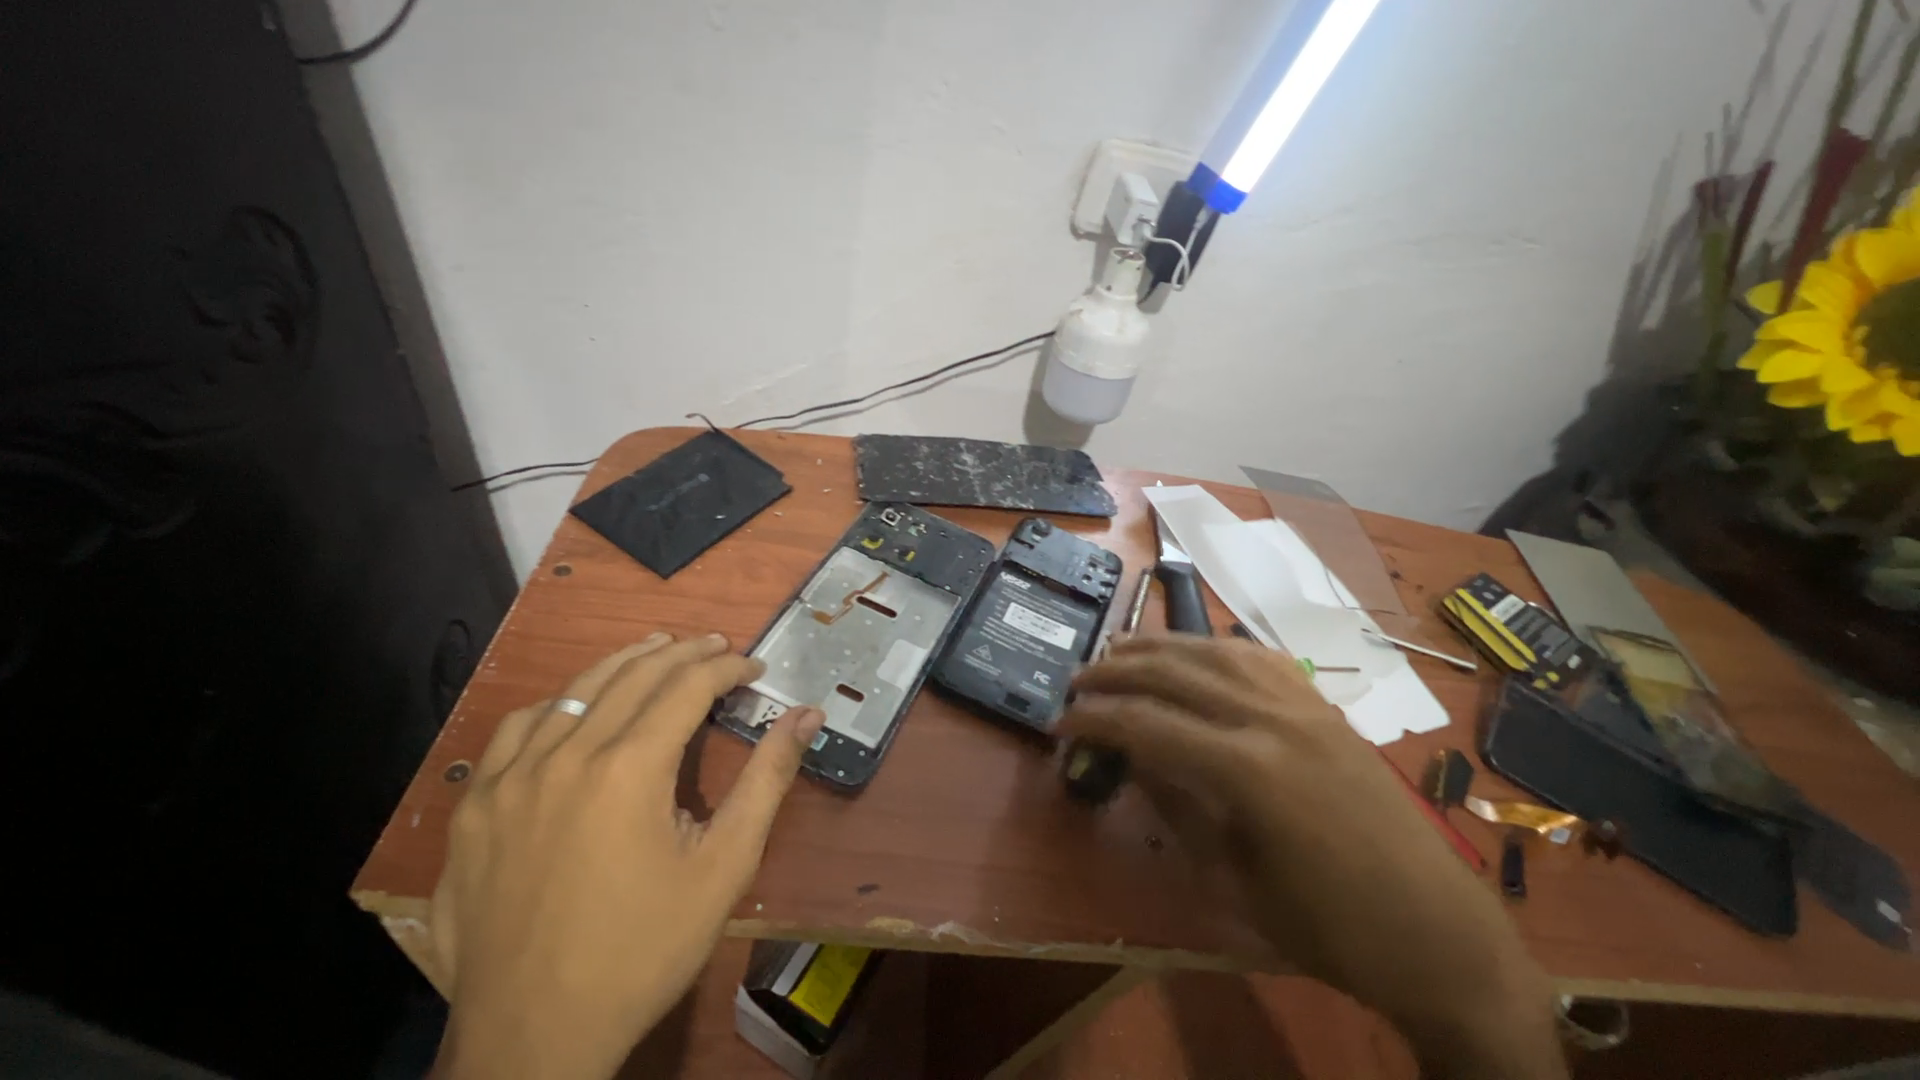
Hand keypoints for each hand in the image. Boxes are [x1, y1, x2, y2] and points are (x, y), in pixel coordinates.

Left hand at [428, 633, 823, 1079]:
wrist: (536, 1030)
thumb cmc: (645, 949)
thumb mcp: (724, 866)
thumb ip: (767, 780)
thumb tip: (806, 714)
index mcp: (629, 768)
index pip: (686, 687)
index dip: (725, 668)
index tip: (754, 667)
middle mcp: (565, 754)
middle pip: (631, 677)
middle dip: (681, 654)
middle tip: (715, 646)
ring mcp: (509, 777)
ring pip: (571, 691)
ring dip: (621, 664)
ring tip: (655, 650)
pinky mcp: (474, 805)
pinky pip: (518, 728)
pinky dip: (557, 703)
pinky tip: (572, 707)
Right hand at [1063, 636, 1564, 1079]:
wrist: (1435, 932)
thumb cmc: (1329, 929)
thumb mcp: (1234, 881)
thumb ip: (1178, 809)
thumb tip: (1132, 760)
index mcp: (1248, 770)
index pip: (1148, 725)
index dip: (1095, 720)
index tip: (1058, 723)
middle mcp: (1274, 719)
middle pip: (1176, 673)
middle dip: (1117, 672)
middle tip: (1075, 680)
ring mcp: (1307, 707)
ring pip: (1219, 652)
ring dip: (1163, 646)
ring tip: (1121, 648)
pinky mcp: (1327, 710)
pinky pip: (1264, 659)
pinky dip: (1219, 646)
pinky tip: (1198, 650)